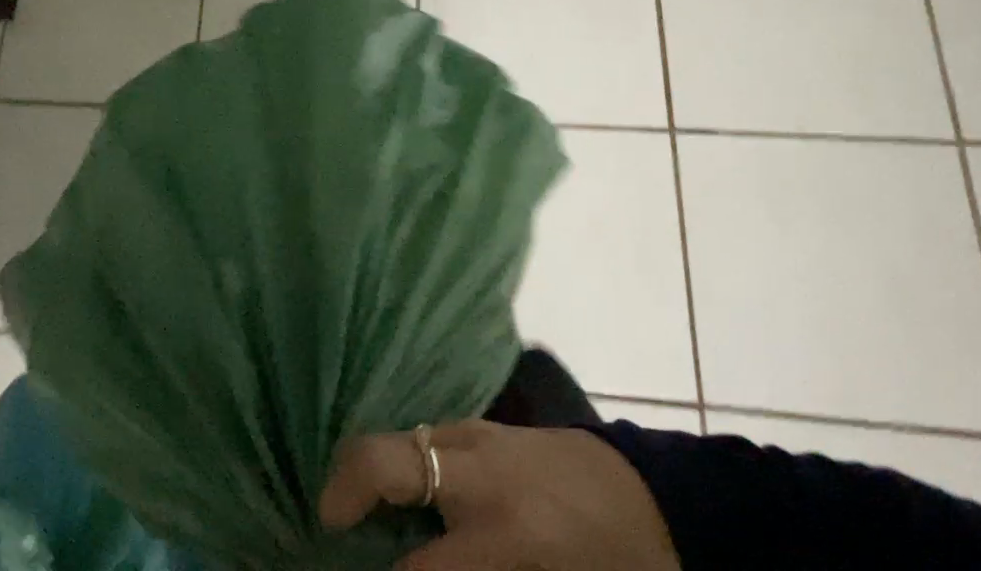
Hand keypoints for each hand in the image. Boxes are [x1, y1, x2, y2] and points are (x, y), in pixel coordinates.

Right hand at [319, 420, 681, 570]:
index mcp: (506, 531)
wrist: (650, 497)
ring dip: (361, 471)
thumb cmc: (608, 558)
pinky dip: (393, 461)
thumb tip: (410, 561)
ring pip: (393, 441)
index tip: (354, 562)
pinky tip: (396, 492)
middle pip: (382, 463)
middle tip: (330, 523)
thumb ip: (472, 569)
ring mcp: (475, 437)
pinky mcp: (477, 425)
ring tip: (351, 509)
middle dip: (342, 491)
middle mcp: (478, 472)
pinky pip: (417, 437)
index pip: (417, 565)